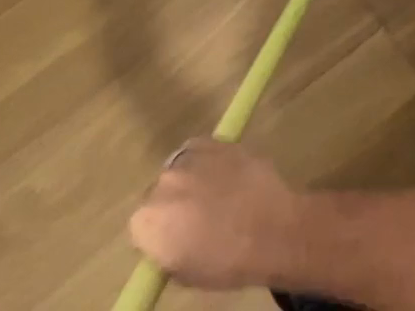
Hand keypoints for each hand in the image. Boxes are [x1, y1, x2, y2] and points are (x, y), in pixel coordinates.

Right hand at [129, 139, 305, 291]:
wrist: (272, 229)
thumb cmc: (227, 261)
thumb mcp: (183, 273)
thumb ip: (166, 251)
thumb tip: (170, 238)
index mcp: (146, 222)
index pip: (142, 225)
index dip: (161, 232)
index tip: (178, 237)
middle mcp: (162, 185)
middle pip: (160, 192)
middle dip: (175, 202)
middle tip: (200, 214)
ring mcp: (190, 159)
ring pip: (180, 168)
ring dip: (191, 178)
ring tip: (216, 190)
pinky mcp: (216, 142)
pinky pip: (200, 147)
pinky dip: (207, 158)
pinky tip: (224, 171)